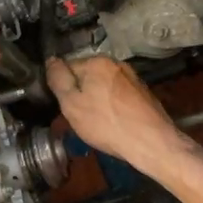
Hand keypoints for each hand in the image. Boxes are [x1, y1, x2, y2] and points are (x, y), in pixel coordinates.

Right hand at [46, 55, 180, 160]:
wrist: (151, 142)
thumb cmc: (105, 123)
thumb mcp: (71, 104)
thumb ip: (58, 79)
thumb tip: (51, 60)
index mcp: (97, 61)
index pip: (68, 67)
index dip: (63, 88)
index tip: (67, 107)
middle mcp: (117, 64)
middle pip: (87, 76)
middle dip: (82, 94)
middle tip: (81, 118)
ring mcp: (133, 78)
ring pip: (104, 87)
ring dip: (97, 100)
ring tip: (98, 123)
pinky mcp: (144, 93)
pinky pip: (119, 96)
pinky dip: (113, 107)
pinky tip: (114, 123)